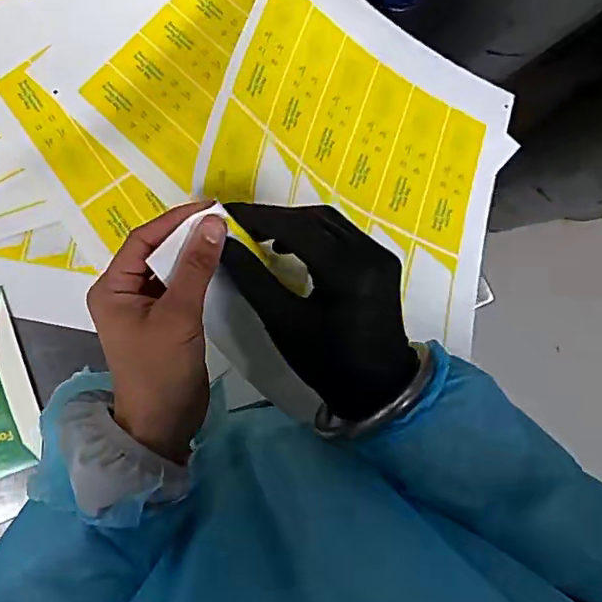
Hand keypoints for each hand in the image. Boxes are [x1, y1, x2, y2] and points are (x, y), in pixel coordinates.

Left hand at [87, 201, 224, 462]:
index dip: (173, 221)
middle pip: (152, 252)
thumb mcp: (178, 314)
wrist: (162, 424)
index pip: (141, 240)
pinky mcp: (159, 321)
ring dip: (190, 255)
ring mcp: (140, 308)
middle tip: (220, 220)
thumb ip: (195, 267)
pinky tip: (216, 266)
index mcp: (111, 287)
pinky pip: (175, 288)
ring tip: (223, 237)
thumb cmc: (160, 370)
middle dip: (183, 236)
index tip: (208, 207)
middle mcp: (120, 293)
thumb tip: (212, 223)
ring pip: (165, 269)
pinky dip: (194, 276)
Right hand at [220, 203, 416, 422]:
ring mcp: (379, 255)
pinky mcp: (380, 262)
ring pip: (328, 222)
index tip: (225, 213)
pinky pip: (340, 234)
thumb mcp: (281, 320)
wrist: (377, 389)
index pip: (296, 227)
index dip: (258, 216)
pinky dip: (310, 232)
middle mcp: (369, 252)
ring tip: (258, 233)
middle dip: (273, 217)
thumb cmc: (325, 360)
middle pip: (314, 218)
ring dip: (292, 222)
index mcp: (347, 269)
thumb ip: (251, 277)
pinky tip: (288, 245)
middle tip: (239, 223)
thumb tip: (222, 243)